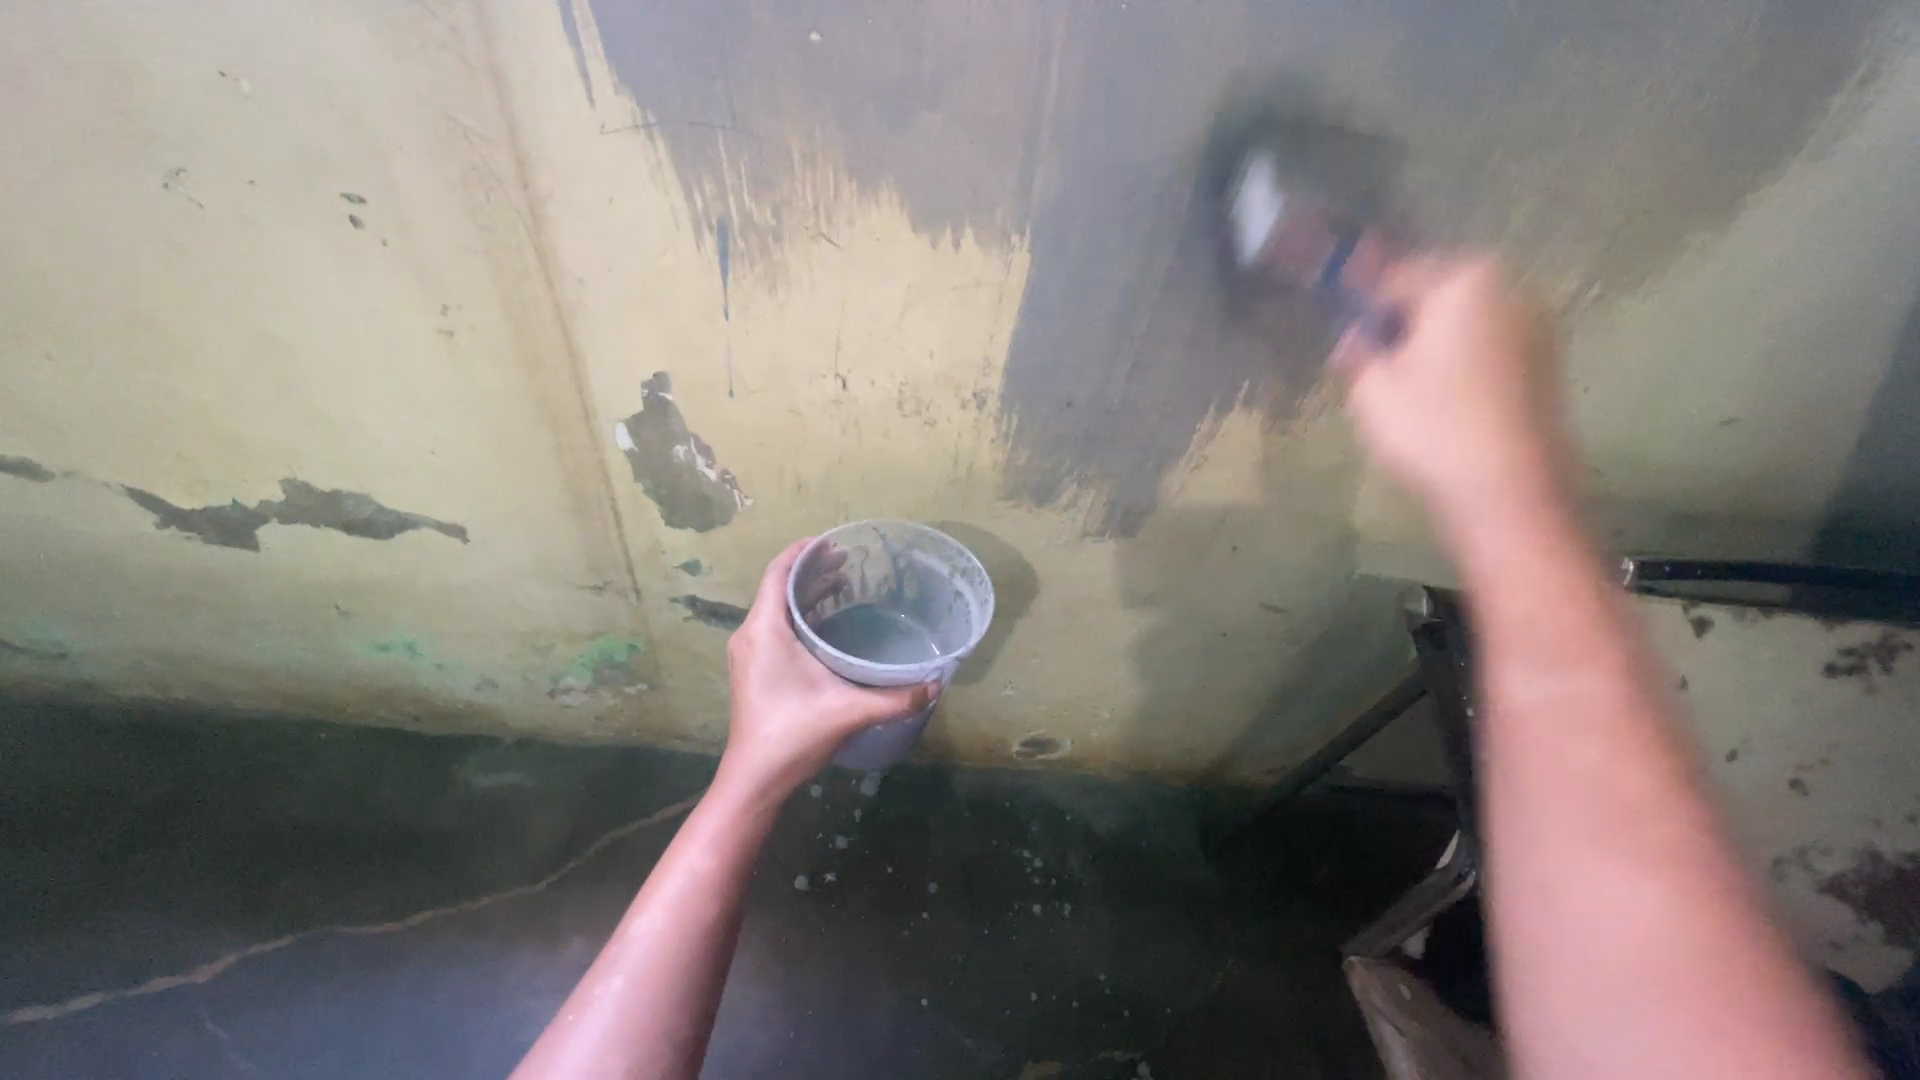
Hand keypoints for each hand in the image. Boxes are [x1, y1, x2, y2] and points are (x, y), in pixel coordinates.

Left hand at [718, 538, 936, 796]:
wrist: (754, 779)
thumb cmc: (793, 735)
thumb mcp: (849, 712)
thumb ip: (895, 697)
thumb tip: (936, 685)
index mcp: (765, 630)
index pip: (778, 572)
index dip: (803, 551)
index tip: (832, 540)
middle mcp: (750, 634)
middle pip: (777, 586)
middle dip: (811, 570)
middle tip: (848, 561)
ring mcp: (748, 653)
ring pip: (775, 607)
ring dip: (805, 593)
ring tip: (842, 583)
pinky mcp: (752, 669)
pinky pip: (774, 626)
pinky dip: (798, 615)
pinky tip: (825, 624)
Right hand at [1336, 256, 1572, 531]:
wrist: (1507, 485)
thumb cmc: (1431, 426)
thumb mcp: (1372, 388)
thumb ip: (1358, 351)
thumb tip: (1354, 336)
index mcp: (1465, 283)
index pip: (1399, 276)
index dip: (1364, 298)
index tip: (1342, 316)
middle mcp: (1510, 291)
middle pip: (1440, 295)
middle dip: (1404, 318)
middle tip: (1370, 351)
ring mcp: (1536, 327)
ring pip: (1466, 323)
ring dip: (1433, 340)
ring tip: (1400, 378)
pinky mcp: (1546, 365)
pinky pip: (1488, 348)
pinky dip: (1461, 361)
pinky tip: (1438, 395)